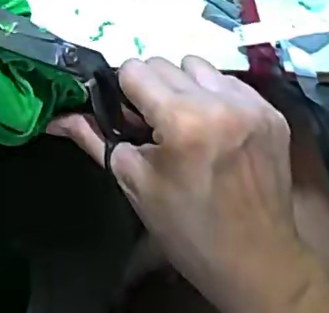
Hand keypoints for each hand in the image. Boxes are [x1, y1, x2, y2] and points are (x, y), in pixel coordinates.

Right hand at [51, 57, 328, 312]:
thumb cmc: (189, 229)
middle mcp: (219, 102)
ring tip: (188, 124)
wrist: (261, 266)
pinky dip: (215, 96)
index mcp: (183, 120)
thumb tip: (56, 117)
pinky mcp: (271, 111)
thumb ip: (95, 138)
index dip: (126, 92)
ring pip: (196, 66)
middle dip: (153, 89)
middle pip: (164, 63)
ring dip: (185, 87)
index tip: (131, 118)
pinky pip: (228, 81)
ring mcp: (251, 104)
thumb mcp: (135, 184)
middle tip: (157, 126)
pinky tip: (216, 129)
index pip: (135, 69)